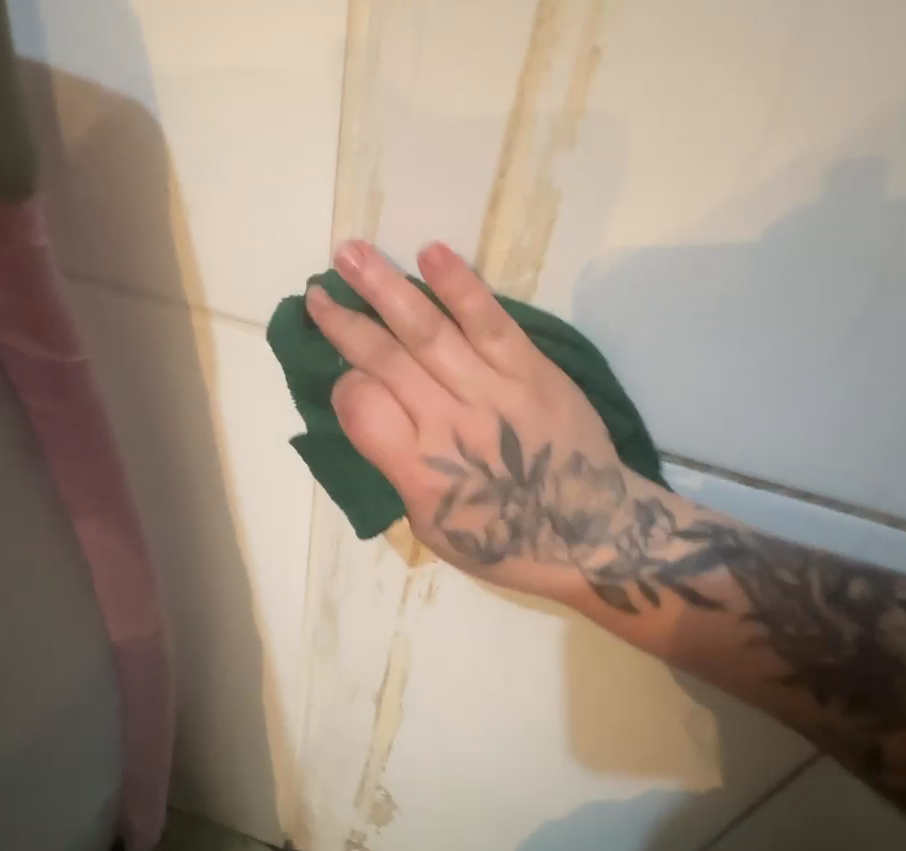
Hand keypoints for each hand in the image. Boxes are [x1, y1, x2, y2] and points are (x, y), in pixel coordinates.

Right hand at [306, 240, 716, 615]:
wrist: (590, 534)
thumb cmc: (503, 542)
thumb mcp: (431, 527)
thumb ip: (397, 469)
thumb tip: (372, 412)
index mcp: (419, 471)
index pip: (361, 407)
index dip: (344, 385)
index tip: (347, 379)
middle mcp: (450, 424)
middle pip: (386, 360)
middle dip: (345, 322)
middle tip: (316, 291)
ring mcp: (494, 391)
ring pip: (429, 330)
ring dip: (386, 288)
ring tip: (351, 254)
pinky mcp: (533, 371)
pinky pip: (491, 321)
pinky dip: (460, 286)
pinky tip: (430, 253)